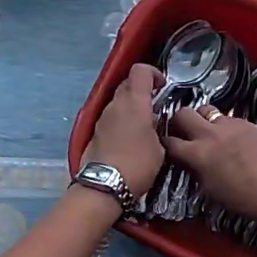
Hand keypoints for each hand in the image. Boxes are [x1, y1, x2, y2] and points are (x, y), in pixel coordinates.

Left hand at [81, 62, 165, 195]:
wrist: (104, 185)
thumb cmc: (138, 165)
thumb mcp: (160, 147)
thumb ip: (157, 128)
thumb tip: (152, 124)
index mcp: (135, 103)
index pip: (140, 71)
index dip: (153, 73)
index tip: (162, 87)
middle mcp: (116, 105)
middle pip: (127, 83)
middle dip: (141, 89)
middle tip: (154, 106)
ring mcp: (102, 117)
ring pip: (118, 101)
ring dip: (130, 106)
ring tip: (142, 125)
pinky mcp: (94, 131)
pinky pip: (110, 117)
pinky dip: (120, 120)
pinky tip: (128, 138)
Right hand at [164, 105, 256, 224]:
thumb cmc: (241, 198)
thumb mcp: (209, 189)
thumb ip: (194, 169)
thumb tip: (187, 160)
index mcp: (198, 154)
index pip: (169, 141)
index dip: (163, 143)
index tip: (163, 145)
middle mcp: (211, 134)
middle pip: (182, 113)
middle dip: (177, 121)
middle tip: (180, 131)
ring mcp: (230, 124)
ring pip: (205, 109)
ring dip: (200, 119)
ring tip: (204, 131)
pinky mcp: (247, 123)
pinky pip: (227, 118)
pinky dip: (222, 125)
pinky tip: (229, 138)